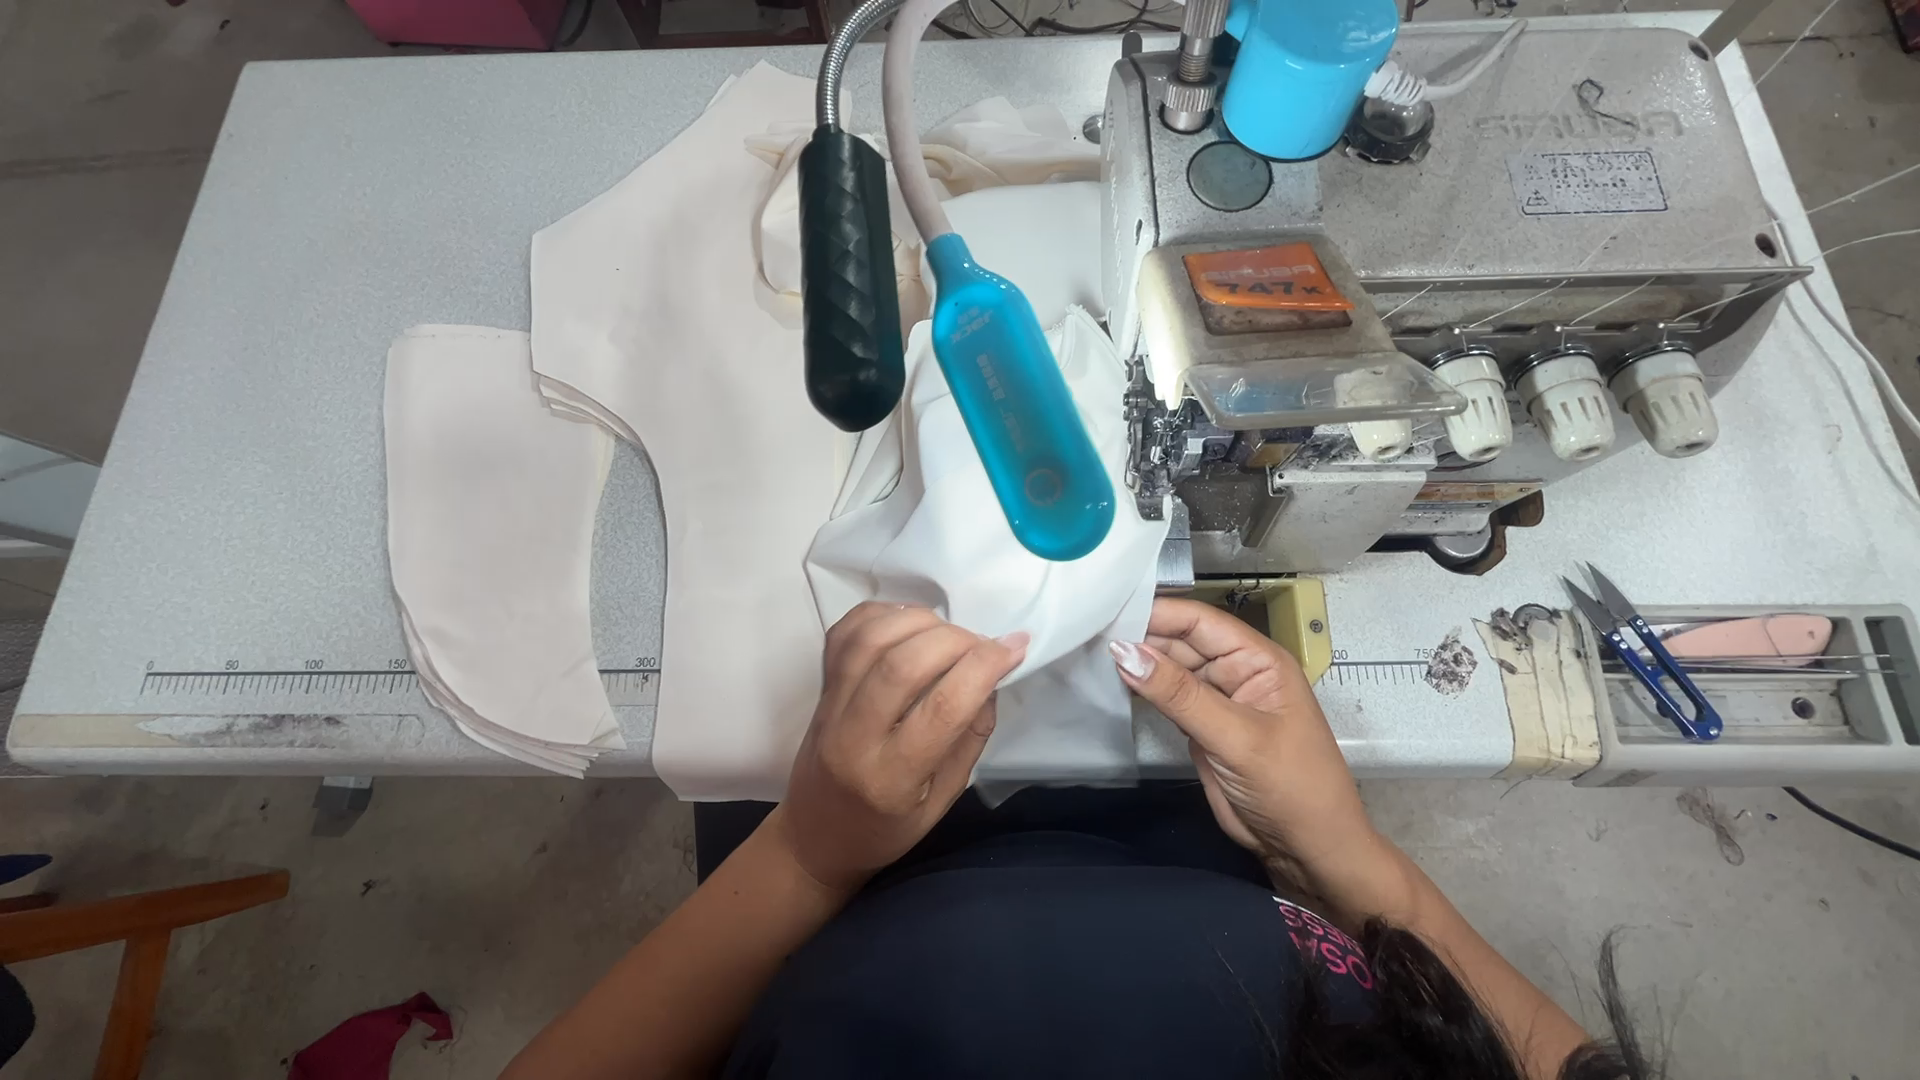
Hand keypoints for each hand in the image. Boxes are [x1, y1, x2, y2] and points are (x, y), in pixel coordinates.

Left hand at [777, 603, 1027, 893]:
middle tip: (983, 645)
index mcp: (891, 778)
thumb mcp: (943, 800)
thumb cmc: (886, 828)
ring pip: (871, 639)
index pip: (943, 708)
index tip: (1015, 647)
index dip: (985, 667)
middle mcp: (854, 737)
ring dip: (920, 621)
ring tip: (948, 633)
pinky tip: (910, 624)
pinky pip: (845, 633)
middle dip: (956, 640)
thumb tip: (991, 678)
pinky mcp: (820, 687)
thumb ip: (969, 739)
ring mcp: (830, 707)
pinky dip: (882, 614)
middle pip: (903, 664)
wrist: (815, 836)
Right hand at [1110, 599, 1402, 916]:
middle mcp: (1235, 670)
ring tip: (1089, 650)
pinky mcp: (1200, 726)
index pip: (1198, 621)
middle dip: (1139, 636)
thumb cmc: (1290, 786)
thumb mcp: (1235, 737)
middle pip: (1179, 640)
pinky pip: (1166, 697)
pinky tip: (1111, 681)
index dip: (1155, 612)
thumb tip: (1122, 651)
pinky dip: (1142, 690)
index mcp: (1256, 659)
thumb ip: (1178, 693)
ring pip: (1169, 668)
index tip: (1106, 611)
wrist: (1307, 851)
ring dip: (1136, 662)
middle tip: (1087, 631)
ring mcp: (1216, 699)